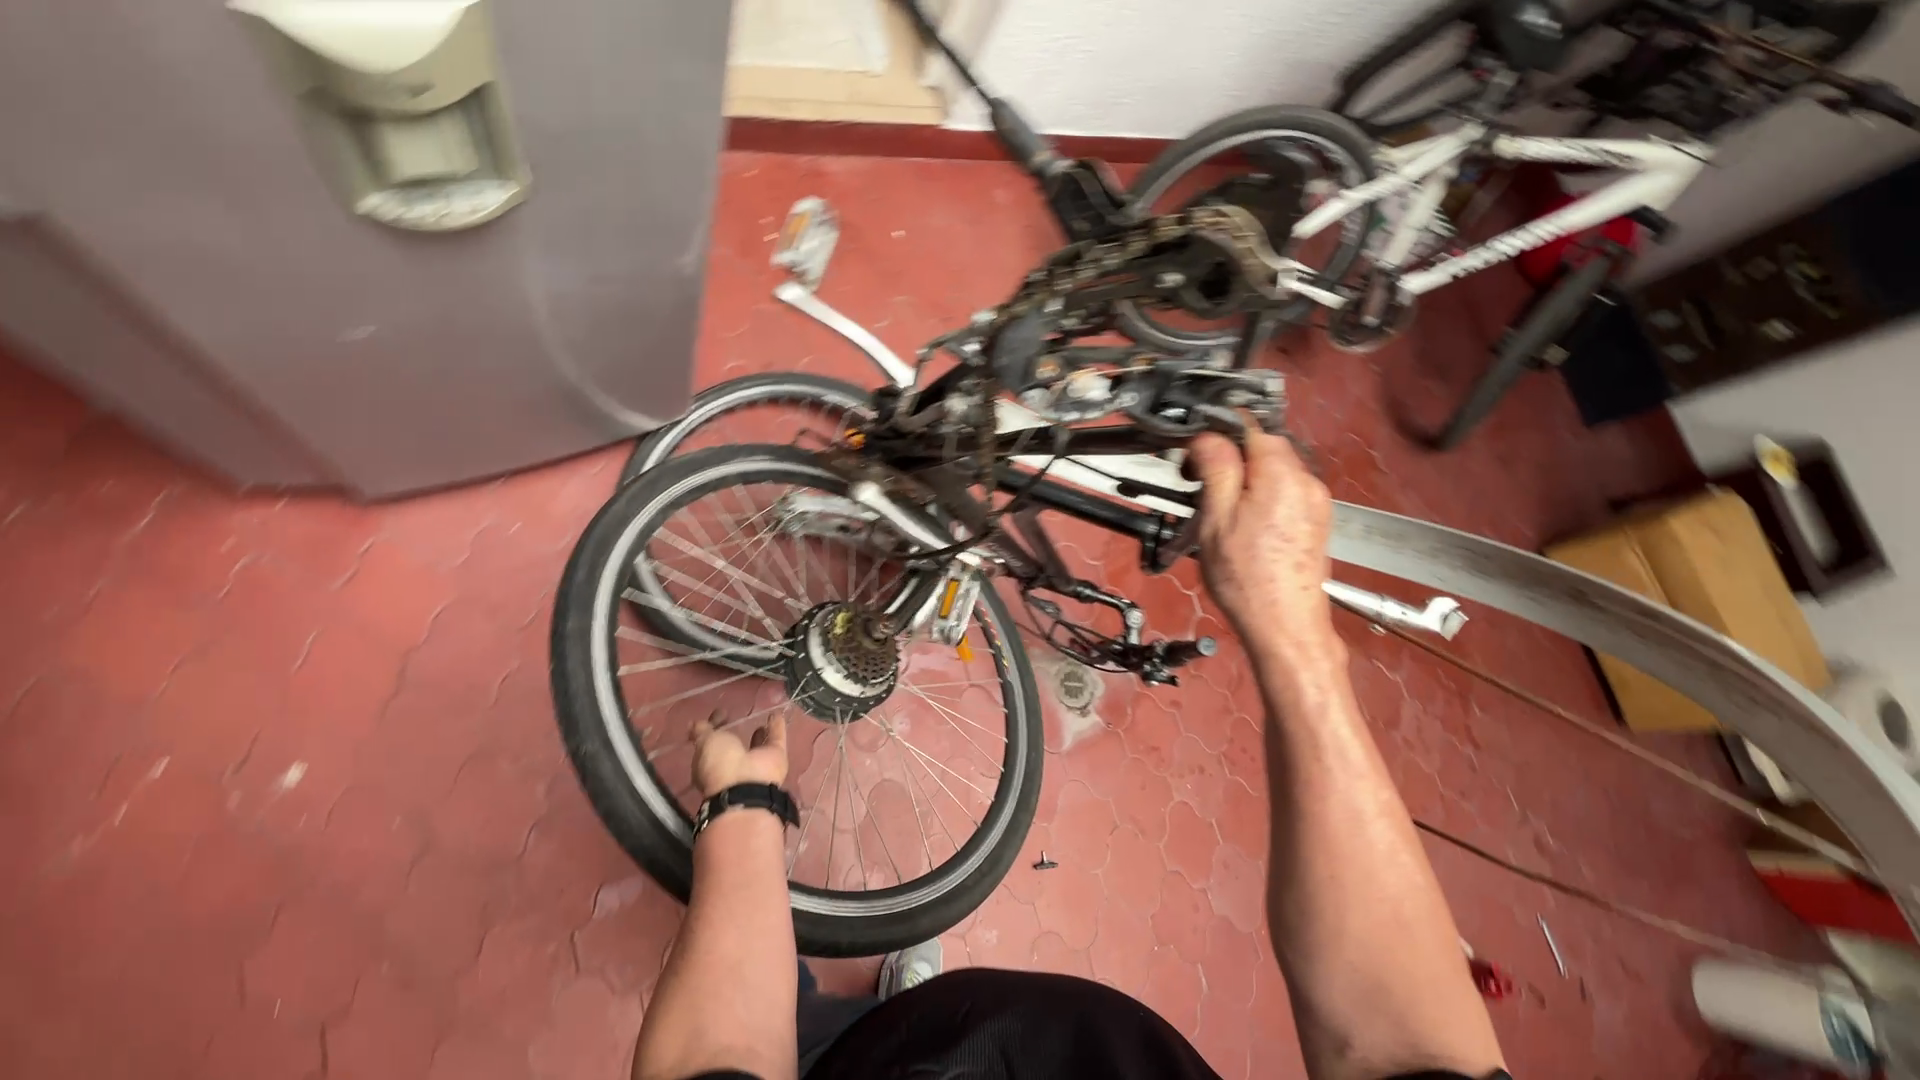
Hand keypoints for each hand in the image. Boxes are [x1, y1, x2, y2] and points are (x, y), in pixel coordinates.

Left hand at [690, 709, 788, 797]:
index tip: (718, 713)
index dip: (712, 728)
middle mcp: (732, 765)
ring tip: (758, 717)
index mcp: (710, 764)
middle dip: (733, 731)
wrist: (748, 785)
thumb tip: (694, 724)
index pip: (710, 743)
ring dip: (758, 733)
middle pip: (732, 745)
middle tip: (733, 713)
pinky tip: (777, 713)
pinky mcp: (775, 758)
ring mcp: (755, 762)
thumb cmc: (720, 763)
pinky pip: (776, 738)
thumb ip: (702, 731)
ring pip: (756, 744)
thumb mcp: (705, 742)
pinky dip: (777, 727)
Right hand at [1187, 429, 1336, 656]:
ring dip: (1244, 480)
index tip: (1193, 458)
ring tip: (1220, 513)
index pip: (1248, 425)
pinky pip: (1285, 493)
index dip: (1216, 433)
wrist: (1285, 626)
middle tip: (1200, 487)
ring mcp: (1316, 501)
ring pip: (1273, 471)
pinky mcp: (1316, 521)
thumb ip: (1216, 468)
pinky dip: (1261, 498)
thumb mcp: (1216, 519)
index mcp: (1282, 473)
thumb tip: (1209, 435)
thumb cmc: (1246, 578)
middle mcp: (1306, 480)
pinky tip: (1244, 527)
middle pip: (1263, 447)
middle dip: (1230, 459)